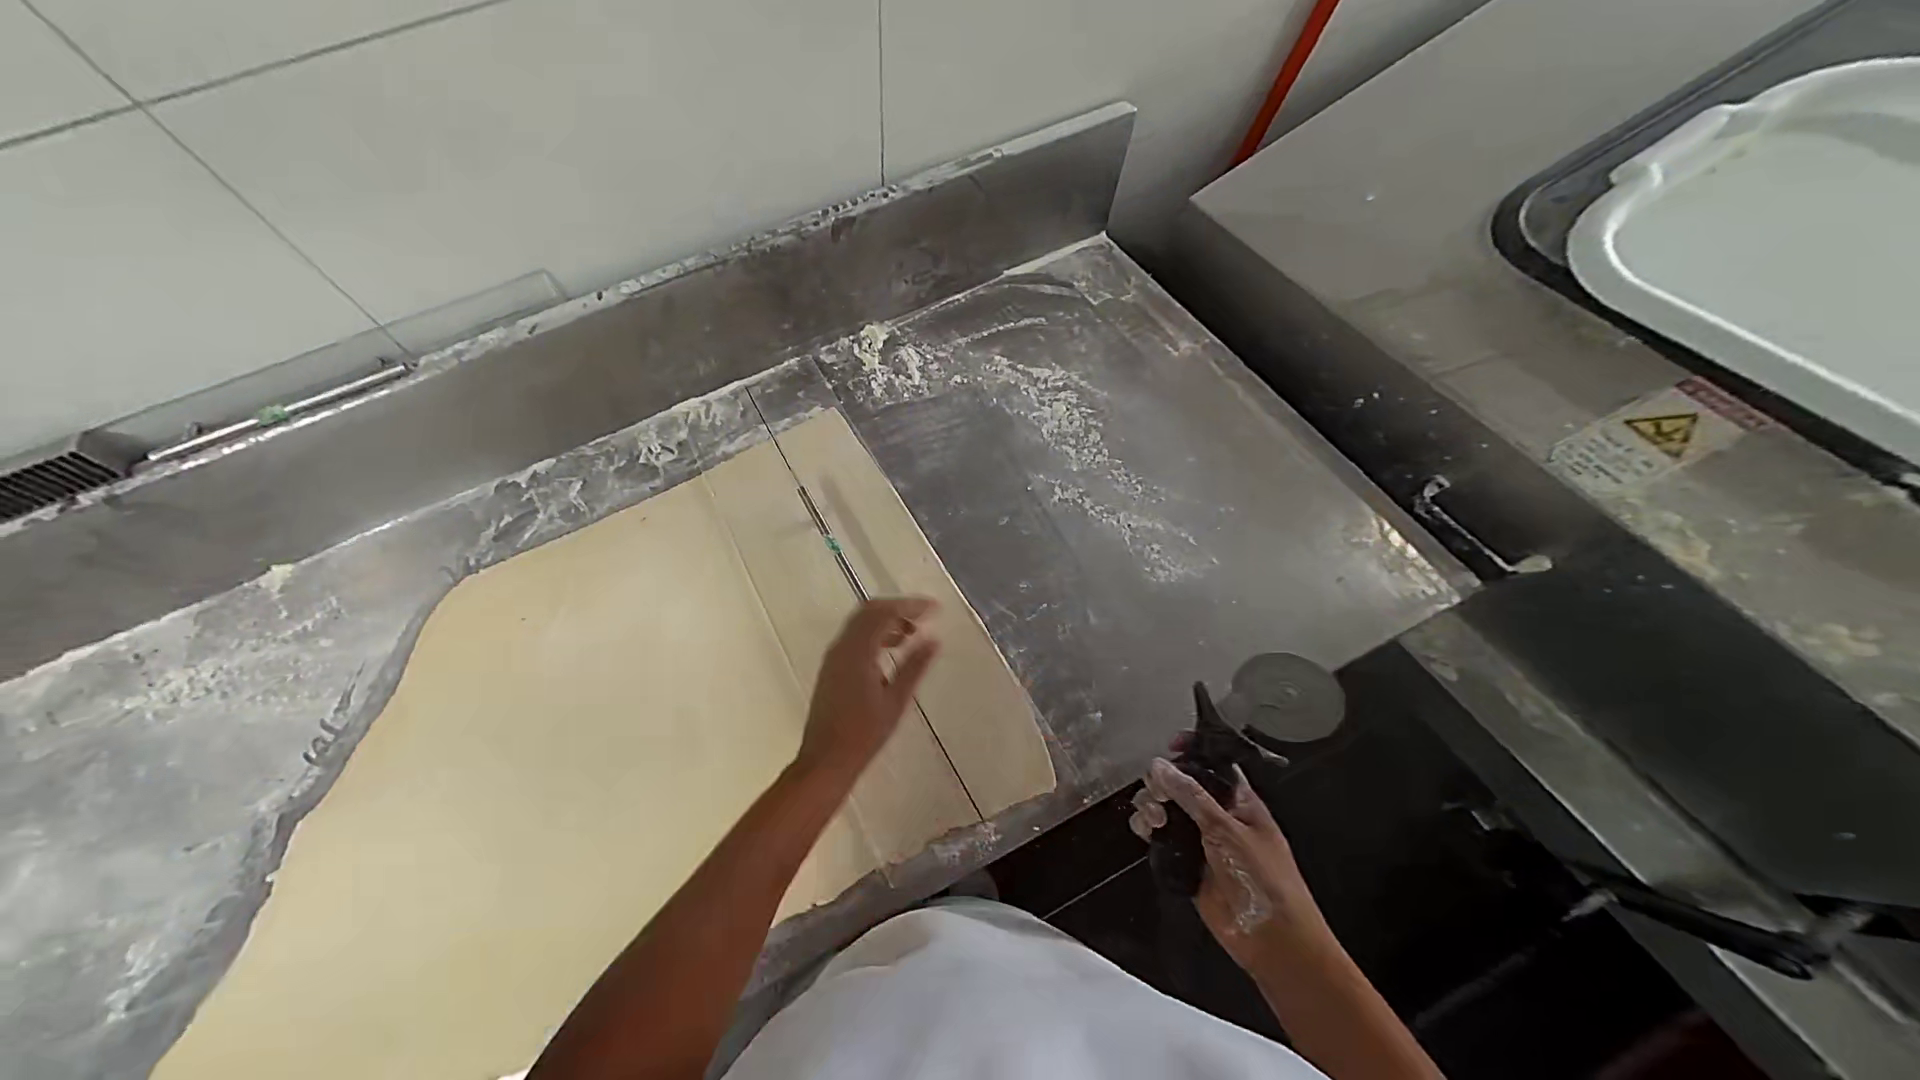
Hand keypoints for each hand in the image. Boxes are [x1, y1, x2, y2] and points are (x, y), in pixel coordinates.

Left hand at [797, 597, 941, 777]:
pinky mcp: (832, 668)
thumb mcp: (896, 700)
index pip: (884, 612)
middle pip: (869, 611)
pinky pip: (855, 637)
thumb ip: (915, 666)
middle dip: (898, 608)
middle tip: (924, 616)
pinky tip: (892, 650)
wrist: (826, 760)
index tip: (934, 608)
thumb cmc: (864, 734)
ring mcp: (833, 657)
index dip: (910, 606)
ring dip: (886, 621)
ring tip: (912, 634)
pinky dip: (875, 634)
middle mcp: (841, 647)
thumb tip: (934, 639)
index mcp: (857, 651)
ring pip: (860, 623)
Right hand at [1130, 755, 1331, 970]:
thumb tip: (1160, 766)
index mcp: (1239, 801)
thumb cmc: (1265, 880)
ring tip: (1155, 818)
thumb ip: (1191, 795)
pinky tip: (1147, 831)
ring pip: (1166, 810)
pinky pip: (1160, 839)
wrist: (1273, 942)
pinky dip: (1148, 831)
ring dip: (1153, 806)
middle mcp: (1218, 816)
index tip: (1171, 745)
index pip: (1212, 764)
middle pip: (1181, 785)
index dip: (1192, 751)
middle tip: (1157, 790)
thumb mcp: (1228, 829)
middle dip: (1164, 782)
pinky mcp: (1186, 864)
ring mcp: (1201, 841)